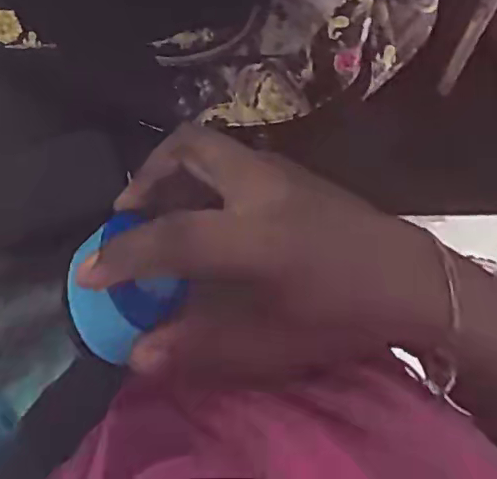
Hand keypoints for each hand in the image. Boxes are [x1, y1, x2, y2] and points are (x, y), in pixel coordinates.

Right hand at [74, 123, 450, 380]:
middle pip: (187, 147)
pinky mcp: (285, 164)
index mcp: (257, 235)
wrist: (408, 275)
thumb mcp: (273, 343)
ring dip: (172, 166)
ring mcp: (274, 167)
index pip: (173, 237)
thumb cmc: (341, 314)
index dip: (123, 255)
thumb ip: (202, 346)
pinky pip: (226, 155)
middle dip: (147, 172)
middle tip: (128, 209)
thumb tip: (139, 355)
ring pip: (207, 142)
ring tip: (159, 206)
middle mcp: (259, 185)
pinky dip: (198, 171)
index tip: (87, 272)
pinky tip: (202, 208)